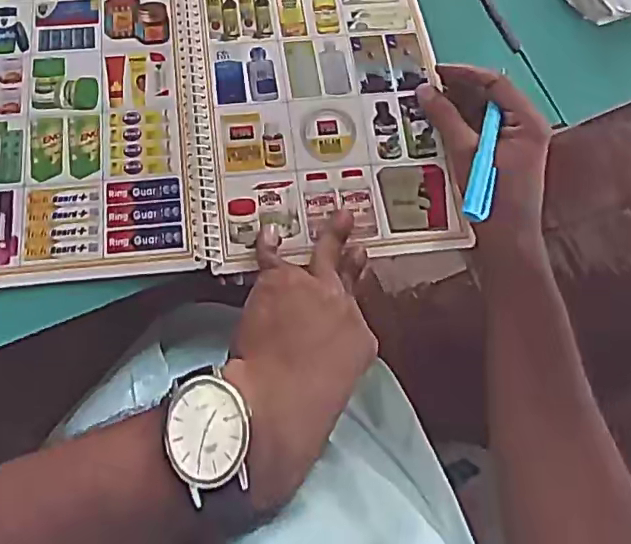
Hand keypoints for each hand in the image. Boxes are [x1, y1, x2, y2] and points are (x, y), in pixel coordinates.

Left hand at [223, 211, 373, 513]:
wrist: (276, 404)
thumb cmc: (302, 408)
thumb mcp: (335, 383)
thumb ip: (332, 356)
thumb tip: (318, 351)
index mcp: (361, 339)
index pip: (355, 308)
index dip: (350, 290)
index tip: (353, 276)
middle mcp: (343, 307)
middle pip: (347, 271)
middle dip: (349, 249)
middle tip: (350, 226)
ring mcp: (313, 288)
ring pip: (318, 255)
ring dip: (323, 238)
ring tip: (326, 222)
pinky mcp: (281, 281)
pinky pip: (274, 256)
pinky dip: (269, 245)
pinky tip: (269, 235)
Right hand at [416, 64, 553, 266]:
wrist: (506, 247)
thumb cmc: (492, 196)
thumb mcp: (465, 152)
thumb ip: (445, 116)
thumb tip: (423, 89)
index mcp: (527, 121)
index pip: (495, 83)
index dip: (463, 73)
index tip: (434, 70)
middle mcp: (524, 128)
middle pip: (487, 97)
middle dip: (455, 90)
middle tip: (422, 86)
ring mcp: (513, 144)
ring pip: (479, 114)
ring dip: (452, 108)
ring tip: (422, 102)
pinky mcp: (500, 158)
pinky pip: (476, 132)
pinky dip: (456, 126)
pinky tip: (432, 124)